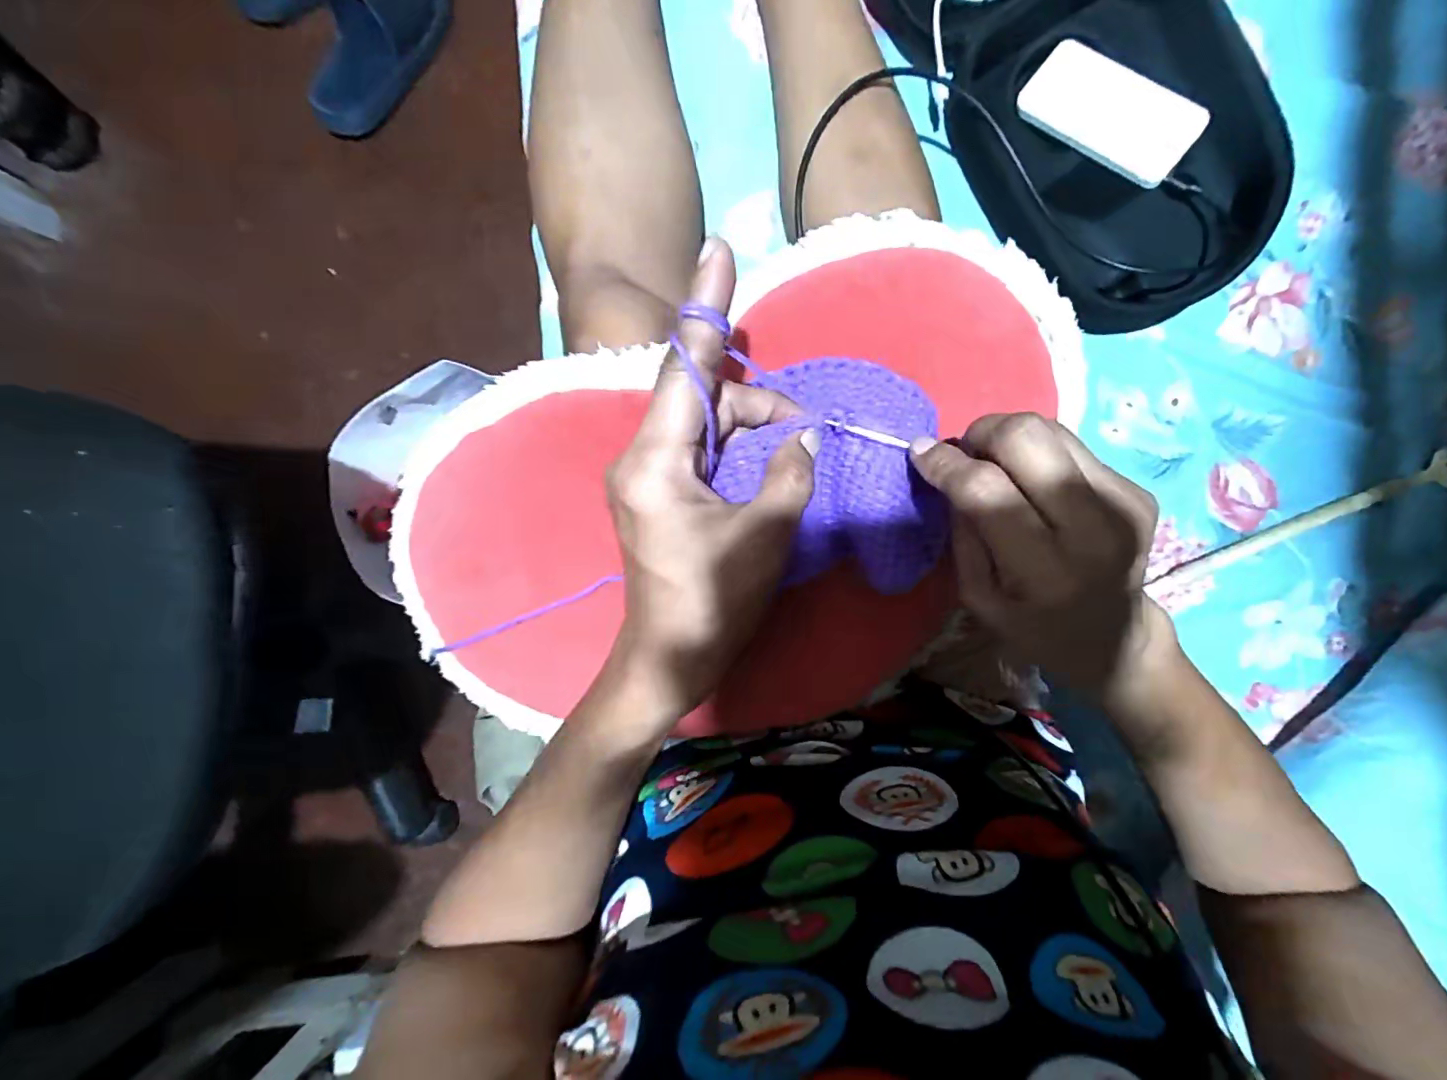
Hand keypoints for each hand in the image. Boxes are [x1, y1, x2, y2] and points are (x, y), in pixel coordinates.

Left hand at [602, 238, 819, 716]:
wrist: (669, 657)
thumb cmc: (713, 601)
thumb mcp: (765, 533)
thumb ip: (790, 470)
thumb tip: (805, 431)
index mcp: (655, 459)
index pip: (685, 366)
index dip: (707, 308)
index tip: (719, 250)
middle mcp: (641, 456)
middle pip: (703, 397)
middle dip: (757, 402)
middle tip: (804, 430)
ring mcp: (647, 475)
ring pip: (705, 424)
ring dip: (751, 428)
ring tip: (792, 453)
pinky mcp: (658, 493)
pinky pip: (700, 450)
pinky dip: (735, 447)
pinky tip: (766, 458)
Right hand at [910, 413, 1171, 702]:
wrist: (1112, 637)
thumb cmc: (1030, 624)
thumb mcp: (977, 595)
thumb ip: (963, 531)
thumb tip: (946, 465)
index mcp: (1045, 571)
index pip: (986, 490)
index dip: (945, 463)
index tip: (922, 452)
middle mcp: (1092, 530)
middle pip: (1025, 437)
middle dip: (982, 434)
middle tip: (967, 455)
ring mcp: (1122, 503)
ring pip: (1049, 429)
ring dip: (1009, 438)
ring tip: (998, 464)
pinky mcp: (1137, 489)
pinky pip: (1072, 443)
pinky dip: (1040, 452)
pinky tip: (1035, 479)